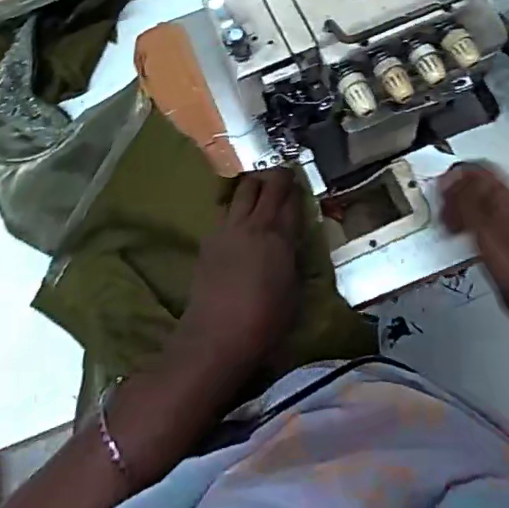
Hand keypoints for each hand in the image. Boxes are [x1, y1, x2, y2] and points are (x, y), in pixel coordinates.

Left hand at [172, 169, 301, 376]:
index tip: (299, 183)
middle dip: (276, 177)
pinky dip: (232, 206)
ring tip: (257, 186)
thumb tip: (290, 247)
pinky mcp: (209, 238)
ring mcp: (228, 228)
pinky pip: (223, 211)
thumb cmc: (265, 322)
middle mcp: (254, 225)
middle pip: (265, 187)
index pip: (291, 202)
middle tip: (282, 175)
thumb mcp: (293, 293)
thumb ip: (291, 261)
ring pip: (241, 191)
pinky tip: (234, 216)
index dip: (296, 190)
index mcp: (280, 238)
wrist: (218, 333)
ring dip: (251, 185)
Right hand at [440, 162, 508, 322]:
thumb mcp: (482, 228)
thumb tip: (449, 180)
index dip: (457, 172)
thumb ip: (463, 201)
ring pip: (476, 201)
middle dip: (454, 192)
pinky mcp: (503, 238)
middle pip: (477, 184)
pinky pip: (479, 219)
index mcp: (508, 198)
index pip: (479, 169)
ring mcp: (508, 222)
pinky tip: (457, 234)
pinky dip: (464, 222)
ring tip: (446, 220)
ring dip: (458, 208)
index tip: (442, 184)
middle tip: (442, 203)